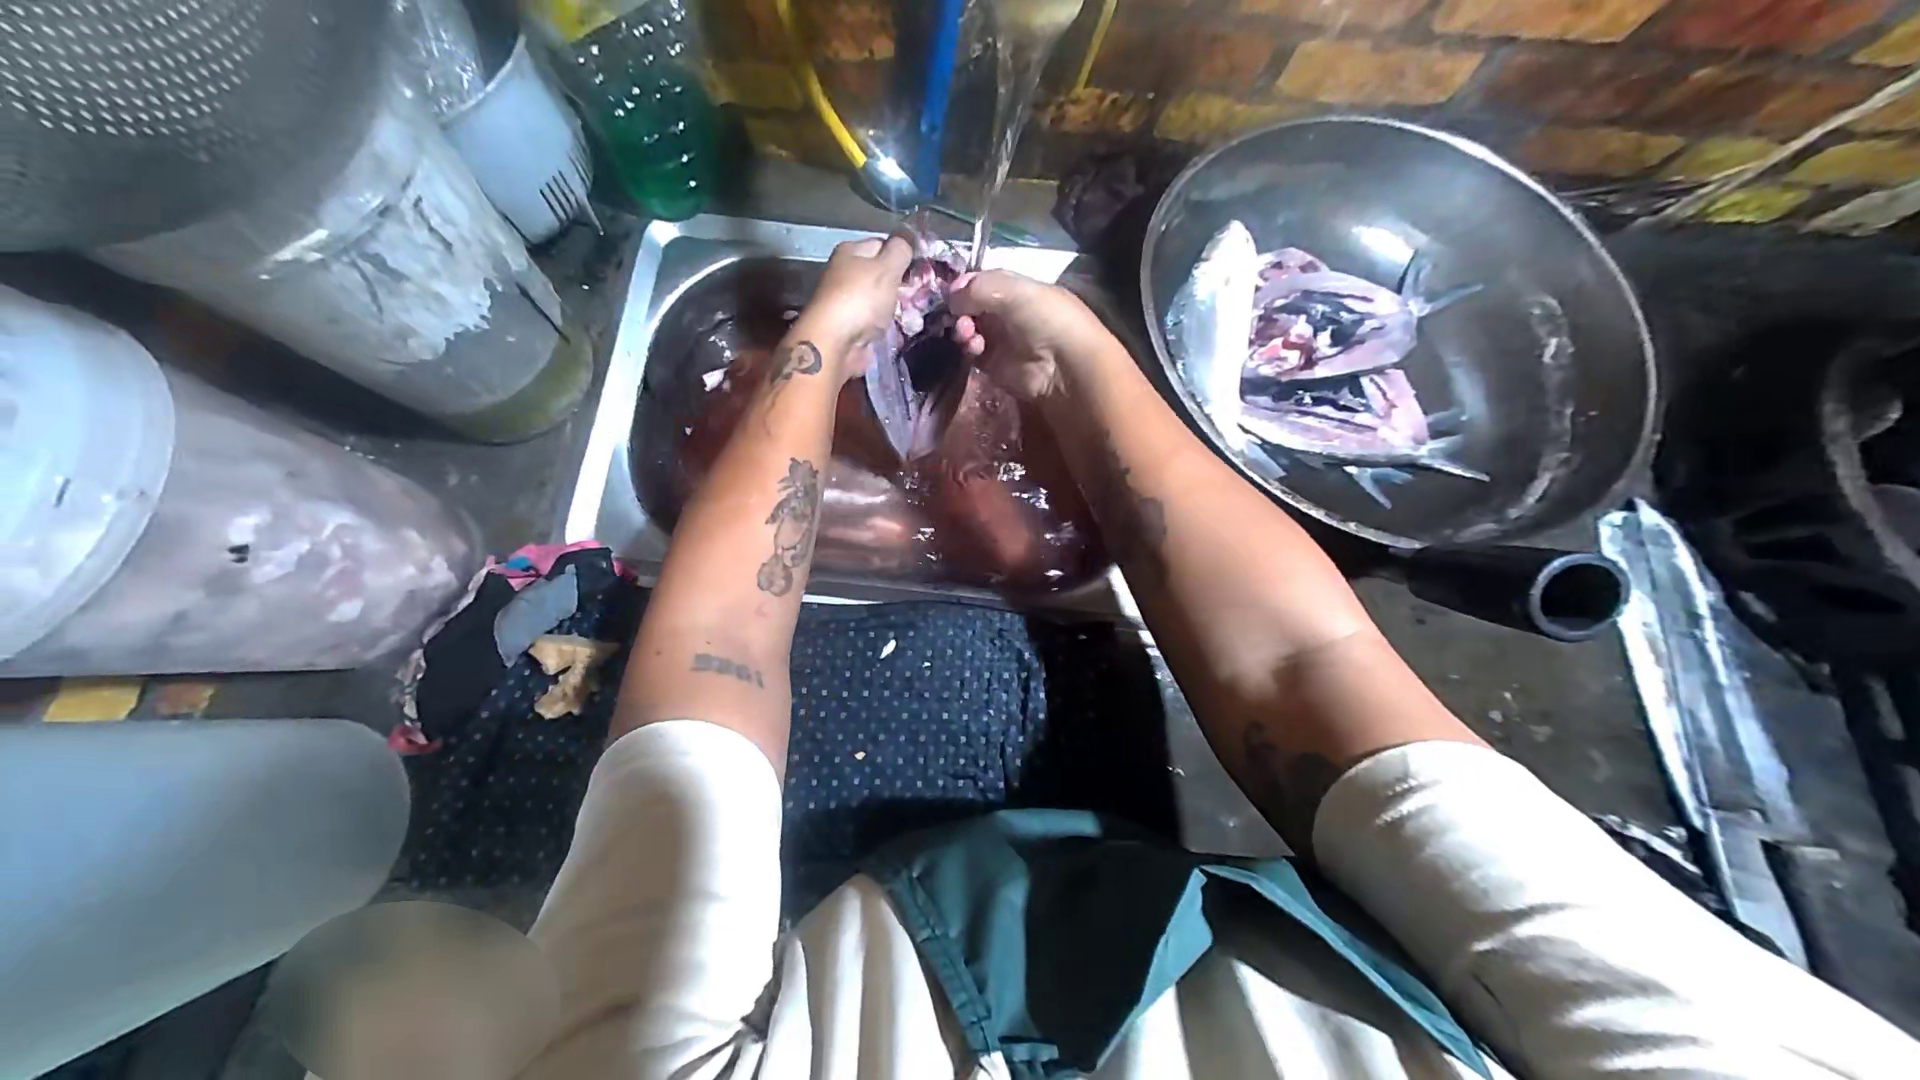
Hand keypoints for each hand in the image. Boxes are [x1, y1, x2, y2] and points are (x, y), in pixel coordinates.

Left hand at [801, 234, 913, 378]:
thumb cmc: (861, 299)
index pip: (883, 245)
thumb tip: (908, 235)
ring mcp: (850, 302)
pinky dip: (890, 326)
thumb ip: (900, 250)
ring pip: (883, 300)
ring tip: (915, 316)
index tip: (921, 270)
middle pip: (883, 274)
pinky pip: (878, 321)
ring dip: (900, 308)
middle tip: (921, 295)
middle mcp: (847, 274)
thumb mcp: (886, 267)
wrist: (835, 344)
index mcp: (851, 252)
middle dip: (904, 285)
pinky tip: (903, 330)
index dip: (904, 256)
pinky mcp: (853, 327)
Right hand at [948, 270, 1109, 401]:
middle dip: (960, 308)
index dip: (965, 285)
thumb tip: (951, 297)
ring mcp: (1001, 339)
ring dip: (963, 329)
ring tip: (968, 334)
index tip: (952, 292)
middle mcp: (1007, 312)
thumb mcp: (1014, 291)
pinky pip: (972, 352)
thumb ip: (977, 288)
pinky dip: (968, 348)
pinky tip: (975, 348)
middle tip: (959, 316)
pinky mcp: (994, 365)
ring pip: (969, 329)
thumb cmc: (1044, 318)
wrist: (1064, 365)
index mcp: (1017, 289)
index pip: (982, 282)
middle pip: (971, 306)